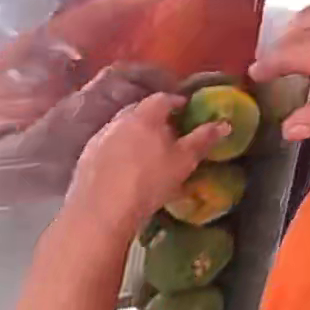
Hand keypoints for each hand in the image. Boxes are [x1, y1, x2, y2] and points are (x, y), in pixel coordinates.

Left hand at [62, 92, 230, 235]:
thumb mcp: (184, 161)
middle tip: (169, 129)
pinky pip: (108, 145)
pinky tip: (126, 167)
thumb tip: (225, 123)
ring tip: (148, 150)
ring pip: (121, 127)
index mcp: (145, 117)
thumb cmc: (150, 181)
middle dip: (155, 116)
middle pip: (139, 110)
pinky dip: (119, 149)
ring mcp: (98, 138)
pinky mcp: (85, 158)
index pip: (162, 98)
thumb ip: (203, 139)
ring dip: (135, 133)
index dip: (176, 101)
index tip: (186, 109)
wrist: (101, 211)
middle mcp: (119, 121)